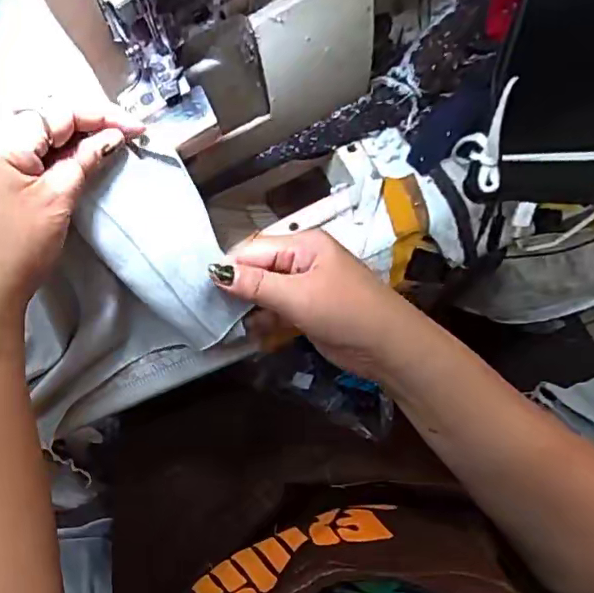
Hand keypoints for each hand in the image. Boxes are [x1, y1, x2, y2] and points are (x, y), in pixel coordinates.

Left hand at [0, 104, 143, 327]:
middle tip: (124, 133)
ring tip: (108, 142)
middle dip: (87, 122)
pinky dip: (56, 153)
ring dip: (74, 137)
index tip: (136, 128)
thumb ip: (84, 160)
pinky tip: (80, 157)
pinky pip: (30, 152)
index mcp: (0, 137)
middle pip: (47, 117)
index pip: (58, 113)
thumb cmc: (21, 245)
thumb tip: (112, 136)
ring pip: (39, 133)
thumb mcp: (57, 198)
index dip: (100, 117)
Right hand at [211, 228, 420, 380]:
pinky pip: (274, 310)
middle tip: (215, 311)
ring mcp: (304, 286)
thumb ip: (255, 284)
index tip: (205, 290)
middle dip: (237, 289)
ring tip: (233, 326)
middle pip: (256, 269)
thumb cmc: (346, 313)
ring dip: (249, 309)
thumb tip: (216, 272)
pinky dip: (263, 322)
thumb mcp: (297, 296)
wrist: (387, 347)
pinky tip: (254, 335)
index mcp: (303, 244)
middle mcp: (301, 260)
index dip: (229, 267)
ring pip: (263, 292)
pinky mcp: (305, 309)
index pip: (253, 249)